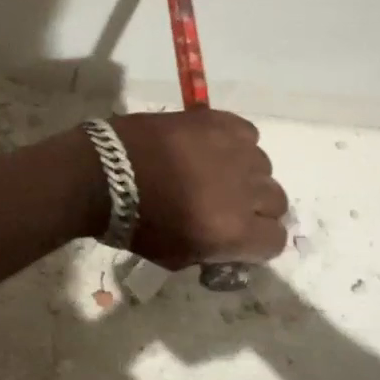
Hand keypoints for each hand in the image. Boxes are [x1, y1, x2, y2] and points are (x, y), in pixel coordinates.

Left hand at [110, 109, 287, 269]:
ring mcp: (234, 152)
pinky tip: (211, 147)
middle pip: (275, 201)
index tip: (238, 236)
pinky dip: (234, 141)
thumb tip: (229, 243)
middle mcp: (246, 191)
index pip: (276, 240)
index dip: (257, 240)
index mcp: (237, 231)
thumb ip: (214, 251)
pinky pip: (246, 132)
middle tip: (225, 203)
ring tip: (214, 171)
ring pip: (262, 166)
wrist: (103, 173)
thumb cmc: (134, 223)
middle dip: (255, 207)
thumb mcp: (177, 257)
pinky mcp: (217, 122)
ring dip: (244, 172)